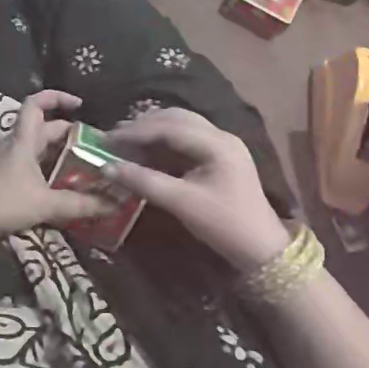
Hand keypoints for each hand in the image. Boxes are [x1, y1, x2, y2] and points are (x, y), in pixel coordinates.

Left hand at [0, 90, 114, 235]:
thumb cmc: (4, 203)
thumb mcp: (46, 204)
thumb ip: (80, 204)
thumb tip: (115, 204)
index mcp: (24, 141)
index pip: (35, 104)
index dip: (56, 97)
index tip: (79, 105)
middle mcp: (18, 146)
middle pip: (46, 128)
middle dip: (71, 134)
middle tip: (96, 147)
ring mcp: (12, 161)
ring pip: (42, 148)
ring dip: (63, 154)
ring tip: (89, 166)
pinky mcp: (10, 178)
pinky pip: (36, 165)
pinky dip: (53, 169)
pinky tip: (69, 184)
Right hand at [105, 108, 291, 270]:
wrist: (261, 249)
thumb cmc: (224, 224)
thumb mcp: (181, 203)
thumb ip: (144, 182)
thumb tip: (107, 168)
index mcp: (216, 144)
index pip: (169, 126)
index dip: (135, 131)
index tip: (108, 138)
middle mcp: (221, 136)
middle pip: (175, 118)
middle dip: (143, 125)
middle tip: (114, 137)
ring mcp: (222, 145)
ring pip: (181, 126)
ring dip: (153, 131)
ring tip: (126, 142)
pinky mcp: (219, 158)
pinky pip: (186, 139)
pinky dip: (163, 142)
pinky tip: (146, 152)